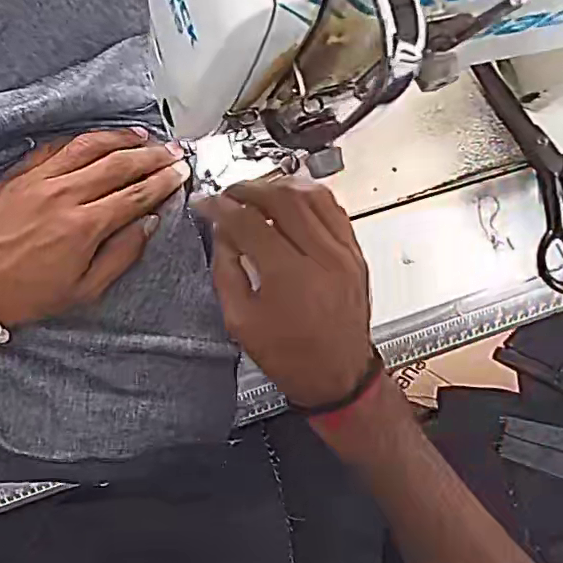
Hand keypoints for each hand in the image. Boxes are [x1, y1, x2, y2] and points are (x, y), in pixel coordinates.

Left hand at [0, 129, 190, 372]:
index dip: (164, 181)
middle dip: (152, 155)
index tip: (180, 172)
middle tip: (173, 151)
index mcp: (84, 226)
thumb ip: (122, 254)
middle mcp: (63, 195)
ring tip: (144, 137)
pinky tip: (97, 140)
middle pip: (119, 164)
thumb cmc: (27, 296)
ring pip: (88, 146)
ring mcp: (38, 180)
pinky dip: (81, 141)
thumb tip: (148, 223)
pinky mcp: (18, 175)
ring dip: (121, 138)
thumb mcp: (84, 290)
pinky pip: (56, 147)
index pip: (136, 193)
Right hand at [196, 176, 375, 407]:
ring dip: (278, 187)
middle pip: (281, 198)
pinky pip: (333, 208)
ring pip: (311, 195)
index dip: (220, 207)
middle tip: (229, 194)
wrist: (337, 375)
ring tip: (257, 192)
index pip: (248, 222)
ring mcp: (344, 253)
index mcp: (289, 277)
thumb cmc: (292, 356)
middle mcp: (322, 258)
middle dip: (248, 190)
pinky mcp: (355, 253)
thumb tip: (222, 232)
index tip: (207, 204)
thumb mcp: (240, 319)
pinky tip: (291, 200)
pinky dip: (307, 196)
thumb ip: (226, 270)